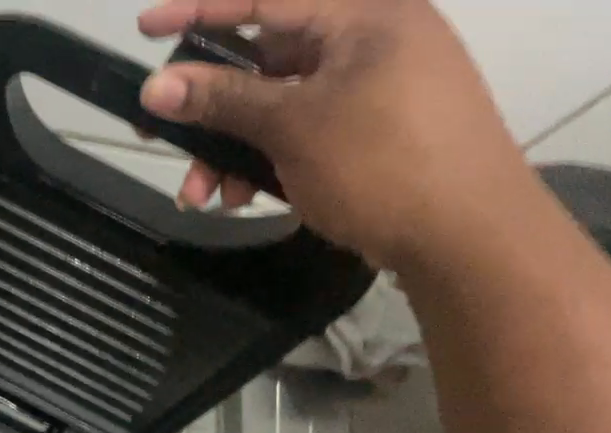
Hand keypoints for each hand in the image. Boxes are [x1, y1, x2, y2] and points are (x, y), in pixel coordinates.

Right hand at [136, 0, 537, 270]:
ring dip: (229, 150)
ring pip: (275, 107)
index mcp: (364, 17)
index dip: (201, 11)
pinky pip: (298, 133)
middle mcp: (369, 41)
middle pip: (264, 62)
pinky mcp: (369, 130)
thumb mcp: (292, 127)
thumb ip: (222, 101)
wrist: (464, 233)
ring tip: (204, 196)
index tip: (146, 27)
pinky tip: (244, 197)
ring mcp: (372, 87)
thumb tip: (155, 87)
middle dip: (209, 111)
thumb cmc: (382, 163)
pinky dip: (263, 162)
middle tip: (160, 140)